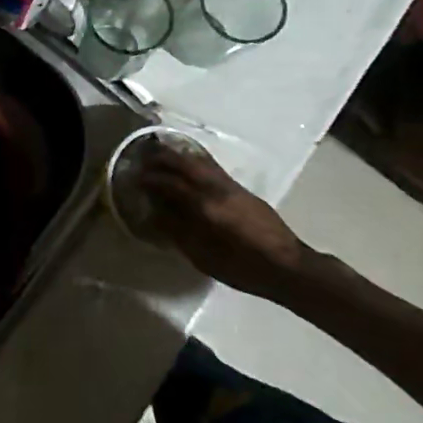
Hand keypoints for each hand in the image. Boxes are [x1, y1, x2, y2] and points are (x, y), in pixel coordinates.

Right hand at [134, 139, 341, 302]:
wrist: (287, 266)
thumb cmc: (242, 268)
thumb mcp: (203, 257)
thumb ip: (178, 232)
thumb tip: (157, 213)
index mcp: (205, 207)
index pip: (171, 184)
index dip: (151, 179)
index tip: (135, 178)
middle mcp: (217, 189)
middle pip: (185, 164)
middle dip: (162, 158)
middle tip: (144, 158)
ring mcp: (231, 186)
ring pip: (200, 161)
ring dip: (179, 156)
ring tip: (162, 154)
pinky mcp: (241, 189)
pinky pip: (213, 167)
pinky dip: (196, 161)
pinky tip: (190, 164)